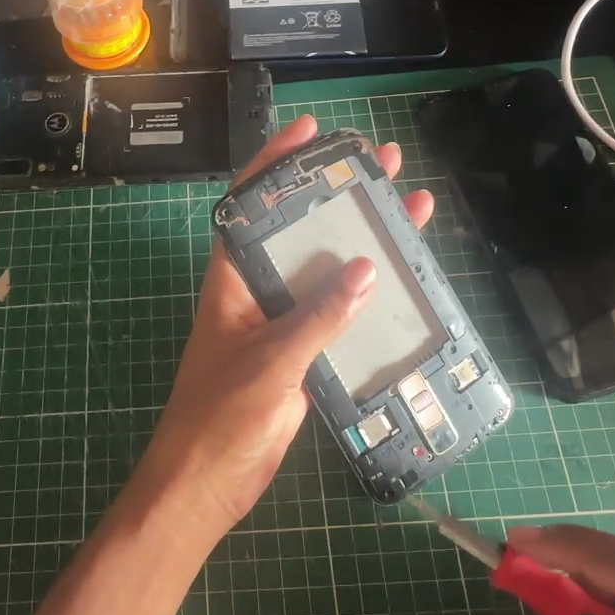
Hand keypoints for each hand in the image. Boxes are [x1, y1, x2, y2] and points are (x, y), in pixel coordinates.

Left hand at [135, 114, 435, 536]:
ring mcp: (282, 321)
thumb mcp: (269, 361)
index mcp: (233, 278)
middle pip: (299, 228)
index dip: (277, 162)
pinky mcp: (303, 353)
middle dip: (337, 192)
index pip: (250, 204)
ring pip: (325, 269)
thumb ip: (316, 317)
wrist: (206, 484)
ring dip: (361, 240)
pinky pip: (339, 313)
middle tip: (381, 162)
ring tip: (407, 204)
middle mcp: (258, 289)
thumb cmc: (218, 416)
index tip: (310, 130)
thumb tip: (366, 269)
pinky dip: (367, 296)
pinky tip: (401, 280)